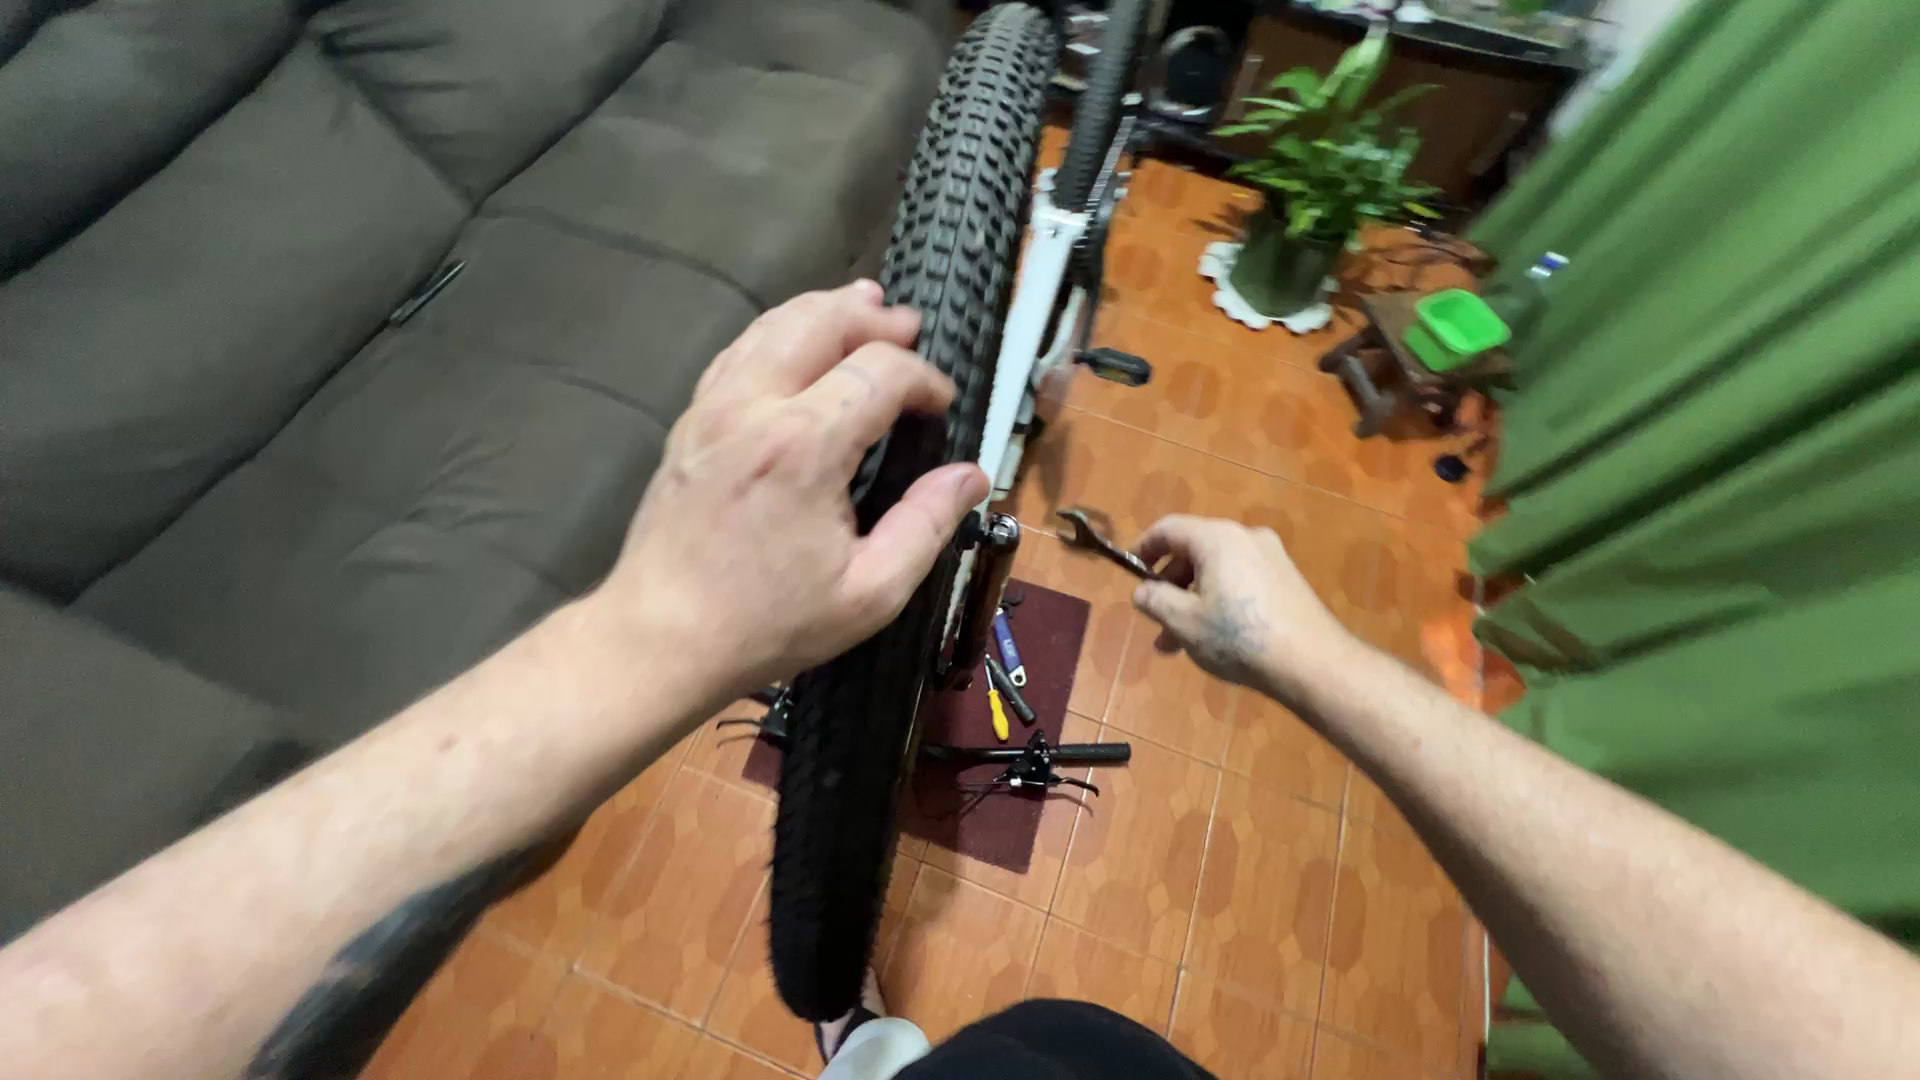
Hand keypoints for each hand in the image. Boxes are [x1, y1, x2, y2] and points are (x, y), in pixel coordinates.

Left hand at [587, 280, 989, 702]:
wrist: (661, 638)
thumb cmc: (770, 622)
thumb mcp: (870, 591)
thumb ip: (927, 524)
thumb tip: (972, 477)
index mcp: (804, 447)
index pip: (879, 371)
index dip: (923, 378)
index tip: (943, 405)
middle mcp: (753, 407)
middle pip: (819, 321)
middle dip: (874, 318)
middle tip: (910, 325)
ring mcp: (712, 408)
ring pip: (772, 324)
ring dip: (824, 310)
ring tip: (863, 306)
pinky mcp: (690, 421)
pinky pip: (740, 351)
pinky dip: (780, 331)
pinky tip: (798, 343)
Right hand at [1129, 515, 1357, 706]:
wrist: (1313, 663)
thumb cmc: (1238, 636)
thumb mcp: (1183, 621)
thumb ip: (1154, 600)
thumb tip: (1142, 592)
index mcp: (1217, 538)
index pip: (1168, 529)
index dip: (1143, 548)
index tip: (1129, 572)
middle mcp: (1245, 538)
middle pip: (1193, 551)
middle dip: (1168, 586)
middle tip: (1154, 620)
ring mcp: (1271, 558)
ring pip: (1216, 572)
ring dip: (1191, 601)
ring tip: (1177, 643)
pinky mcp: (1287, 581)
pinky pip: (1239, 582)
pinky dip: (1218, 602)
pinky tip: (1213, 639)